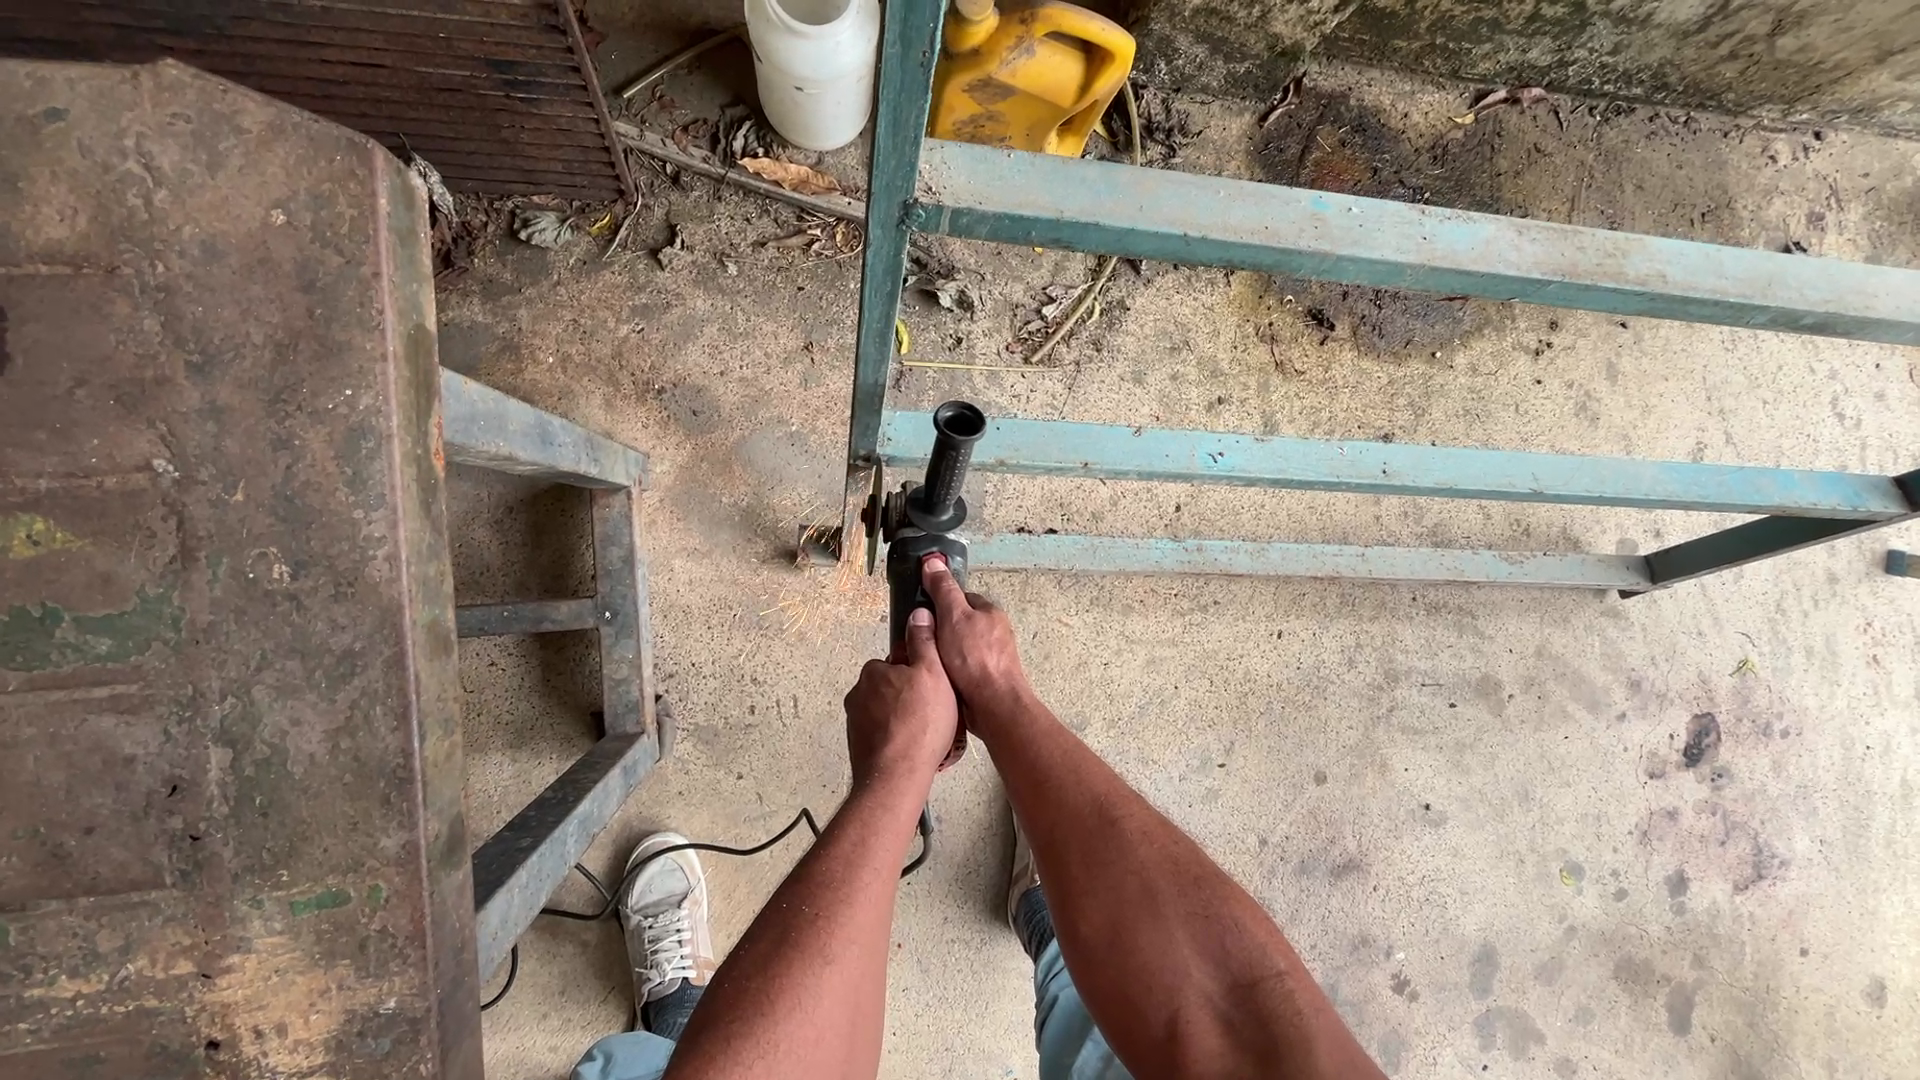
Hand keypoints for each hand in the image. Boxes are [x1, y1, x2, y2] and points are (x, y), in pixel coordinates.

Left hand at [842, 608, 959, 792]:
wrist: (896, 777)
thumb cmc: (919, 725)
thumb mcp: (933, 673)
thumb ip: (924, 641)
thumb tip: (918, 615)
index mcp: (873, 672)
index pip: (899, 661)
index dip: (921, 671)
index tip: (935, 686)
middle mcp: (858, 694)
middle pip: (893, 687)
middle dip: (912, 696)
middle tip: (936, 711)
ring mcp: (856, 722)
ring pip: (888, 712)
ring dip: (905, 719)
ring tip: (928, 733)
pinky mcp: (860, 746)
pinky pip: (884, 735)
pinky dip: (897, 739)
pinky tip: (915, 748)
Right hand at [920, 555, 1032, 735]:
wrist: (993, 704)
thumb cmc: (976, 659)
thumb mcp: (953, 616)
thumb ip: (942, 590)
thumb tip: (932, 563)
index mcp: (989, 612)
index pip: (959, 598)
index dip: (938, 603)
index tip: (922, 612)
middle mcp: (993, 633)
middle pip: (957, 624)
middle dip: (939, 632)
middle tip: (921, 640)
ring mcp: (991, 657)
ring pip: (957, 648)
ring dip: (942, 654)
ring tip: (926, 661)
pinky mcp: (984, 679)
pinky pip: (960, 669)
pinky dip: (948, 672)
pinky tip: (938, 678)